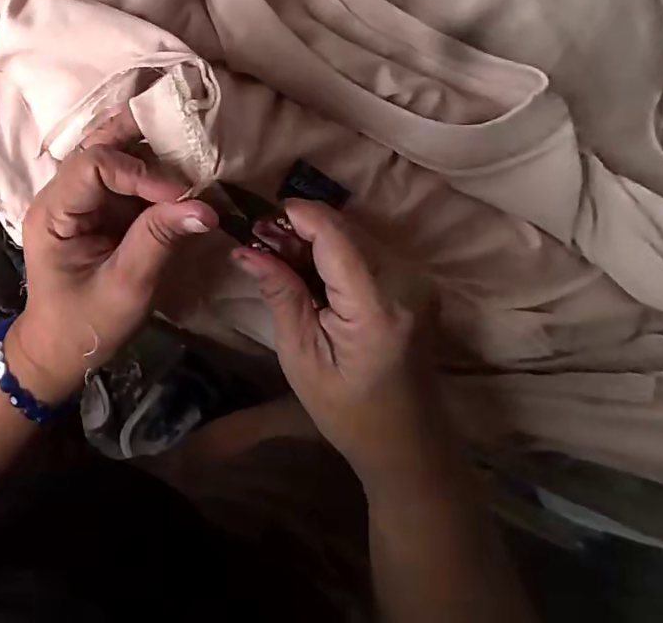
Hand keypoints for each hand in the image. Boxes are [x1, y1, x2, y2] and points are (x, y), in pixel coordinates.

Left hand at [10, 145, 216, 402]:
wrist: (59, 349)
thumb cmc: (85, 324)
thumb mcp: (125, 288)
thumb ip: (158, 241)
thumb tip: (204, 208)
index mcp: (54, 212)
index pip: (92, 165)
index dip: (138, 172)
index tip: (180, 195)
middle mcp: (61, 196)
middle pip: (96, 146)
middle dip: (138, 136)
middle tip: (182, 130)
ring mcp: (79, 200)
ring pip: (109, 154)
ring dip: (146, 147)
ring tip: (186, 141)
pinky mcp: (98, 209)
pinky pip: (122, 177)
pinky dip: (151, 170)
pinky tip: (179, 167)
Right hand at [230, 200, 432, 478]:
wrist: (410, 446)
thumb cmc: (349, 411)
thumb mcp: (301, 356)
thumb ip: (280, 294)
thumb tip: (245, 249)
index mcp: (377, 308)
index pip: (335, 236)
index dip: (296, 215)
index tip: (256, 218)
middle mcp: (406, 284)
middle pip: (343, 229)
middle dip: (298, 227)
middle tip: (258, 244)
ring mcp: (417, 281)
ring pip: (353, 233)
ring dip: (313, 237)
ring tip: (277, 258)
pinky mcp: (416, 283)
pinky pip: (365, 247)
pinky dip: (331, 250)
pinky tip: (308, 270)